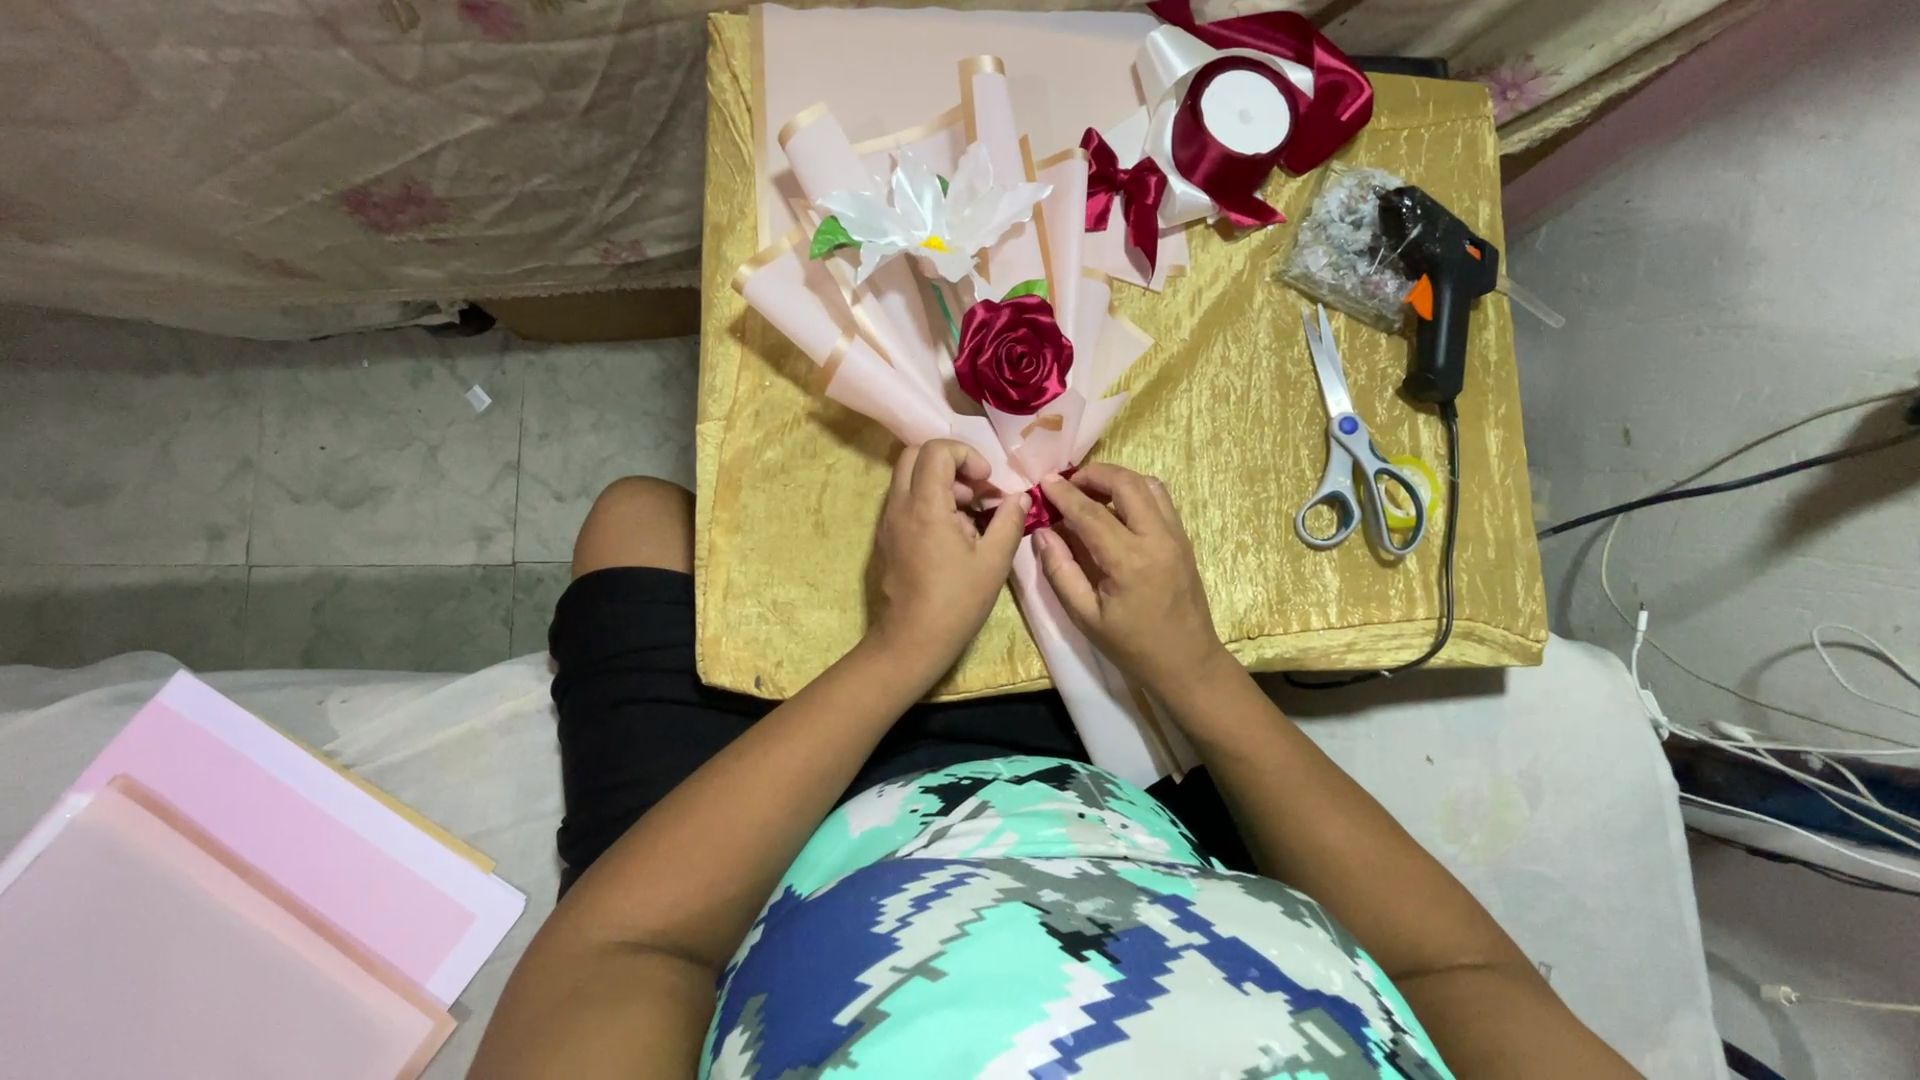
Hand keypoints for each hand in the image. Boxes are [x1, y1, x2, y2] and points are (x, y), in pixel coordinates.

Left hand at [866, 440, 1029, 678]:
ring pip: (908, 478)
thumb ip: (1008, 521)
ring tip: (970, 514)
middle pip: (915, 455)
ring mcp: (887, 522)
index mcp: (924, 506)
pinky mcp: (886, 538)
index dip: (966, 455)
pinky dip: (929, 501)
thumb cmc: (956, 602)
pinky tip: (953, 534)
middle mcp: (899, 506)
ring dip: (940, 482)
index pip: (936, 450)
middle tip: (976, 491)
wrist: (910, 641)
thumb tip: (1020, 497)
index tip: (987, 482)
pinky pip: (905, 501)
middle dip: (950, 462)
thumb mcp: (993, 561)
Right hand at [1035, 464, 1230, 696]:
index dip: (1064, 494)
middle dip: (1094, 475)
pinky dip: (1136, 492)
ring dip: (1117, 480)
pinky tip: (1117, 509)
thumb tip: (1042, 533)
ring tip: (1092, 493)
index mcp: (1129, 561)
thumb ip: (1061, 571)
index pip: (1090, 513)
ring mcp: (1176, 536)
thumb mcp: (1086, 617)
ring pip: (1148, 484)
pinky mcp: (1184, 540)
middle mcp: (1157, 538)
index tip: (1043, 482)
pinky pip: (1161, 500)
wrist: (1187, 663)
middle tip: (1069, 484)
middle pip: (1126, 483)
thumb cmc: (1132, 646)